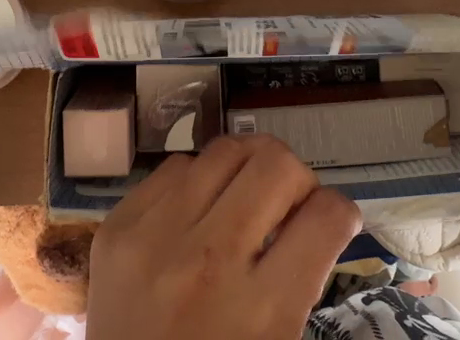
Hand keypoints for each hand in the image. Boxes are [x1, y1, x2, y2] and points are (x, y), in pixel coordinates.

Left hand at [87, 134, 361, 339]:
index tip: (333, 221)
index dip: (341, 212)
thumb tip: (320, 214)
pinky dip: (197, 181)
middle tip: (289, 206)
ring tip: (244, 199)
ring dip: (247, 171)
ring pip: (226, 150)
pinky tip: (198, 211)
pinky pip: (175, 167)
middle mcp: (209, 260)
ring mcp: (155, 237)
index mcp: (261, 309)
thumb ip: (301, 277)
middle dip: (297, 180)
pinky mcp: (118, 226)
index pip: (326, 217)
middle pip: (277, 164)